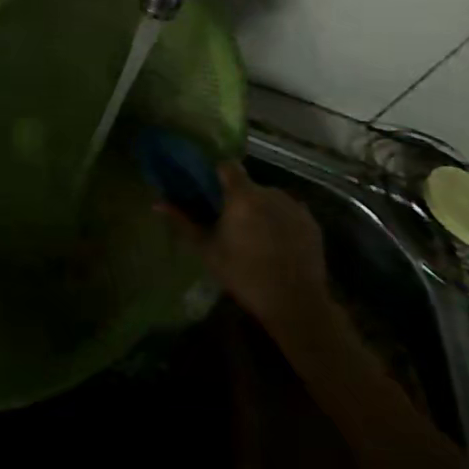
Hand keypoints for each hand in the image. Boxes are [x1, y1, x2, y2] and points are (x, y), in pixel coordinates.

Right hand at [160, 162, 331, 329]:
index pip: (228, 166)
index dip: (219, 176)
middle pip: (249, 187)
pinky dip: (282, 223)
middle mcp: (270, 191)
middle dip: (240, 201)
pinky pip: (289, 213)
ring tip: (258, 241)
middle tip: (233, 228)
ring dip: (262, 212)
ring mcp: (294, 204)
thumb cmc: (245, 276)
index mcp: (243, 195)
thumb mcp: (208, 251)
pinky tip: (279, 248)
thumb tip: (157, 203)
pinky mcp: (311, 219)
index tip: (213, 194)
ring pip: (270, 199)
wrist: (295, 302)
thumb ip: (184, 223)